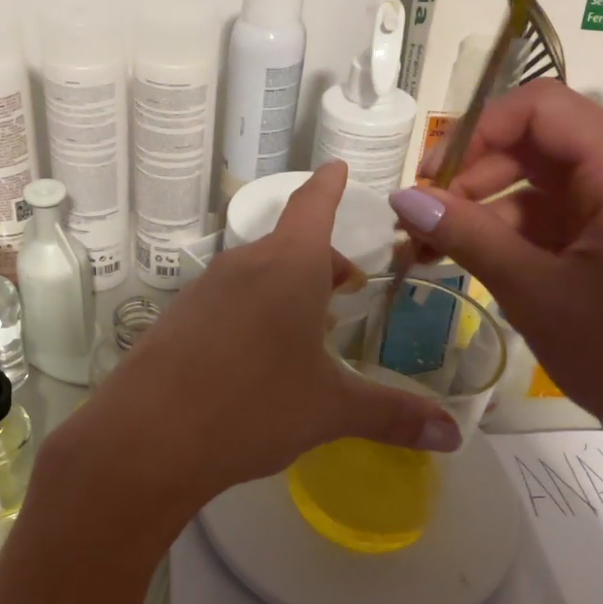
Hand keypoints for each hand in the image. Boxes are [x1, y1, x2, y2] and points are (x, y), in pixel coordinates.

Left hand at [44, 162, 457, 526]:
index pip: (314, 206)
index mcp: (287, 266)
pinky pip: (226, 301)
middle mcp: (242, 266)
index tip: (339, 167)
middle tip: (346, 289)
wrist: (148, 436)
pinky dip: (251, 312)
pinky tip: (256, 359)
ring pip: (255, 275)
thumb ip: (392, 415)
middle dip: (320, 262)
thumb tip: (454, 435)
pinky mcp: (175, 318)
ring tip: (306, 330)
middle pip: (288, 246)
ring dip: (285, 291)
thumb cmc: (252, 407)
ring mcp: (202, 290)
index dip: (330, 186)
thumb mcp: (330, 410)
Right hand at [390, 80, 602, 451]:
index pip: (541, 108)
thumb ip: (468, 236)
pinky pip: (566, 226)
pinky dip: (521, 242)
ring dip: (490, 216)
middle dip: (473, 180)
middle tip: (424, 228)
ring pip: (548, 192)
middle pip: (540, 148)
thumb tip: (402, 195)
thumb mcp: (538, 293)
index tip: (430, 182)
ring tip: (437, 258)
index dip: (477, 132)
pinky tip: (485, 273)